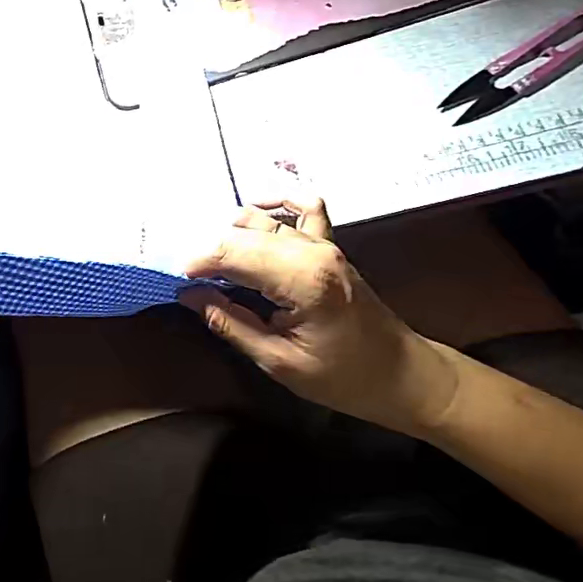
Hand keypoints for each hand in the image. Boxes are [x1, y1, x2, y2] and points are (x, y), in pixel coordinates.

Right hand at [178, 197, 457, 433]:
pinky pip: (302, 207)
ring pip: (262, 220)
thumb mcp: (279, 362)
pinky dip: (276, 203)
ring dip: (231, 234)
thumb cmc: (345, 378)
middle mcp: (312, 250)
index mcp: (302, 280)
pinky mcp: (330, 245)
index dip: (197, 263)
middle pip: (241, 233)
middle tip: (189, 278)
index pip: (232, 253)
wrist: (406, 377)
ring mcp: (324, 243)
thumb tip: (189, 296)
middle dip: (208, 251)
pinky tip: (255, 211)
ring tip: (213, 262)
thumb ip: (230, 323)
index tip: (176, 280)